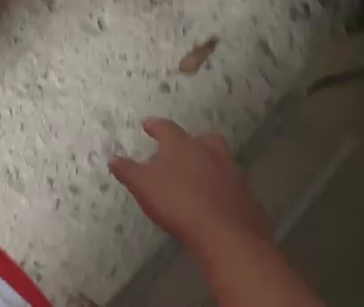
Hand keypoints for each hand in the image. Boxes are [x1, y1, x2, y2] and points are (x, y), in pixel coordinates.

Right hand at [110, 118, 270, 248]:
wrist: (228, 238)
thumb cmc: (178, 203)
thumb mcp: (141, 185)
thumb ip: (126, 170)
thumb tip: (114, 159)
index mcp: (182, 145)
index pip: (166, 127)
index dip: (155, 125)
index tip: (147, 126)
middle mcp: (211, 155)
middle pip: (206, 140)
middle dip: (194, 142)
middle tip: (182, 152)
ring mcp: (235, 178)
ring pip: (223, 164)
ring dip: (211, 168)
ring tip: (198, 181)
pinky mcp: (250, 202)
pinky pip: (235, 191)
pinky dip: (225, 193)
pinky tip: (215, 206)